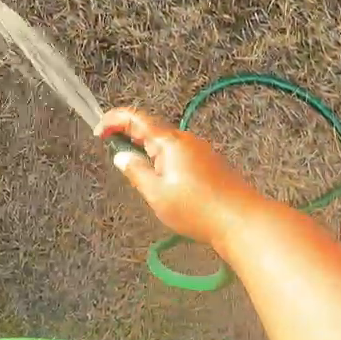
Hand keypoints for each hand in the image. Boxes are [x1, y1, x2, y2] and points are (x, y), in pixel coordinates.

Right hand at [98, 108, 266, 248]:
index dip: (113, 120)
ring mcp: (200, 150)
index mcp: (169, 142)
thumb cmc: (196, 209)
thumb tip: (121, 157)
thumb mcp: (157, 194)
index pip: (136, 118)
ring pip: (165, 142)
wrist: (242, 221)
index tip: (98, 132)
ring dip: (146, 149)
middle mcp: (185, 139)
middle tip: (115, 155)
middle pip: (151, 128)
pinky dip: (162, 158)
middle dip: (129, 136)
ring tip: (140, 176)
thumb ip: (136, 172)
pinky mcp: (209, 163)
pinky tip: (164, 181)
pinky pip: (178, 153)